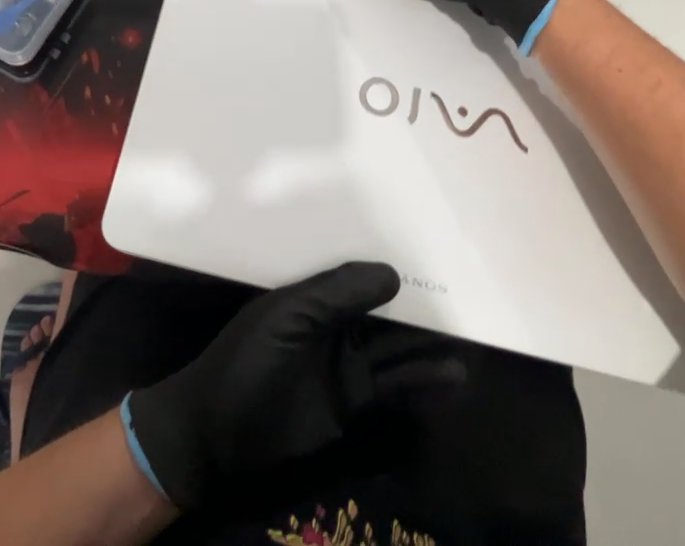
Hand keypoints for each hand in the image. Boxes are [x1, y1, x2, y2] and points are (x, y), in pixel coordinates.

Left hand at [122, 262, 465, 509]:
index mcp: (312, 299)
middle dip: (421, 305)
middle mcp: (333, 329)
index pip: (358, 275)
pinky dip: (424, 382)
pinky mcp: (353, 407)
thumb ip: (336, 293)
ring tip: (470, 339)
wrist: (214, 436)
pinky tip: (452, 375)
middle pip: (384, 312)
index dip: (390, 264)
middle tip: (468, 293)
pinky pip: (394, 388)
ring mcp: (344, 368)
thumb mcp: (286, 316)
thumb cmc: (245, 362)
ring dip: (430, 346)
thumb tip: (394, 274)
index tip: (432, 249)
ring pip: (397, 351)